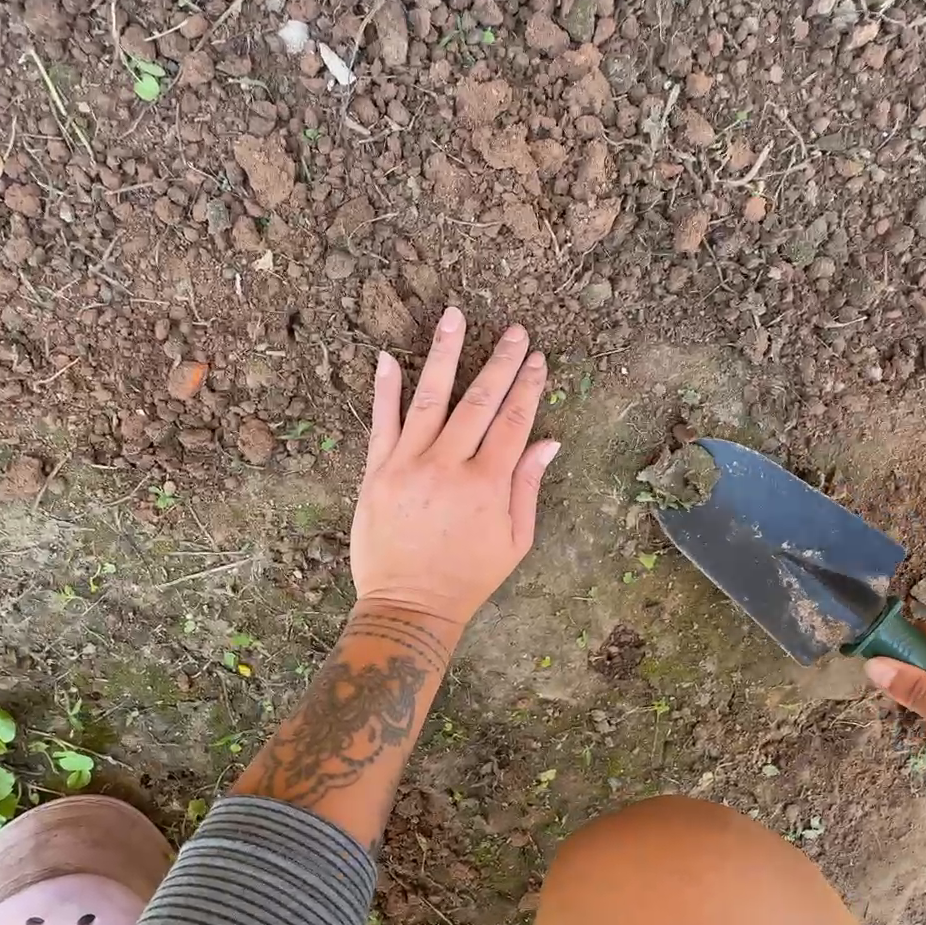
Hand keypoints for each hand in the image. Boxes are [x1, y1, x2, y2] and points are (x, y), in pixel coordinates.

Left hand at [350, 307, 559, 628]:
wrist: (409, 607)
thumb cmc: (468, 578)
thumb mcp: (514, 541)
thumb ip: (527, 487)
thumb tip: (548, 442)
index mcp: (488, 485)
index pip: (514, 422)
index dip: (528, 387)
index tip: (538, 359)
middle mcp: (449, 466)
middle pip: (478, 402)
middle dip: (500, 362)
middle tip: (515, 331)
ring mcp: (408, 466)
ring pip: (430, 399)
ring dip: (444, 355)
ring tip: (454, 318)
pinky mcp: (377, 474)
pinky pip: (381, 424)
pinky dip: (385, 390)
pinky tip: (389, 358)